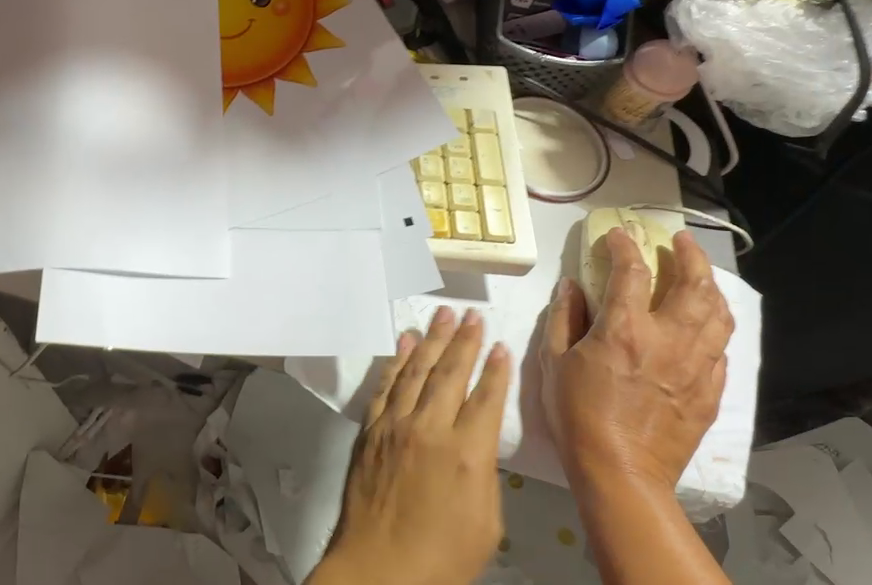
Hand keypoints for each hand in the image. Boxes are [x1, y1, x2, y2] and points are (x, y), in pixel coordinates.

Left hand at [310, 307, 512, 584]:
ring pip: (416, 371)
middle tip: (470, 312)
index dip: (496, 369)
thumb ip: (483, 470)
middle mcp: (429, 428)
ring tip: (441, 314)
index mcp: (467, 453)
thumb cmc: (445, 555)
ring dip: (430, 340)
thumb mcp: (486, 520)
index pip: (486, 398)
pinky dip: (396, 361)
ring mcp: (395, 424)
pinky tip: (404, 343)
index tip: (500, 343)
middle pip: (450, 373)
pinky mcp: (371, 429)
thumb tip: (477, 438)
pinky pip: (387, 385)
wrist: (381, 567)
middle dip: (463, 340)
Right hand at [540, 228, 734, 493]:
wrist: (620, 471)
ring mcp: (695, 367)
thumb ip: (563, 317)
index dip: (625, 246)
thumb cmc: (576, 413)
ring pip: (718, 316)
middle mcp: (668, 340)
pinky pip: (721, 351)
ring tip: (700, 276)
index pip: (632, 271)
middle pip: (694, 286)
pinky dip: (714, 328)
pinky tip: (704, 326)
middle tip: (680, 241)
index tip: (618, 234)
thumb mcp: (552, 361)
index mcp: (624, 329)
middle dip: (690, 256)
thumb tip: (573, 286)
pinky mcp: (710, 393)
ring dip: (711, 288)